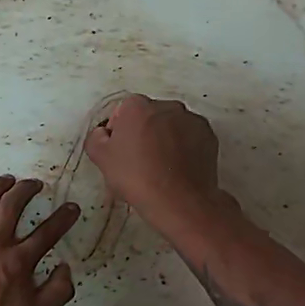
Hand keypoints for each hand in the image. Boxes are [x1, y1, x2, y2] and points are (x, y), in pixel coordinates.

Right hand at [85, 94, 231, 221]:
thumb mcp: (100, 158)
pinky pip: (189, 136)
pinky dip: (182, 146)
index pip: (123, 110)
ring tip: (159, 166)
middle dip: (143, 131)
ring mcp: (191, 119)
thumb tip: (103, 133)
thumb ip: (95, 137)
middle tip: (138, 159)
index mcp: (138, 107)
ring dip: (164, 138)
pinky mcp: (209, 135)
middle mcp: (167, 106)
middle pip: (149, 115)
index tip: (119, 150)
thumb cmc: (134, 176)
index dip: (118, 130)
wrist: (177, 199)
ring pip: (170, 125)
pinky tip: (176, 168)